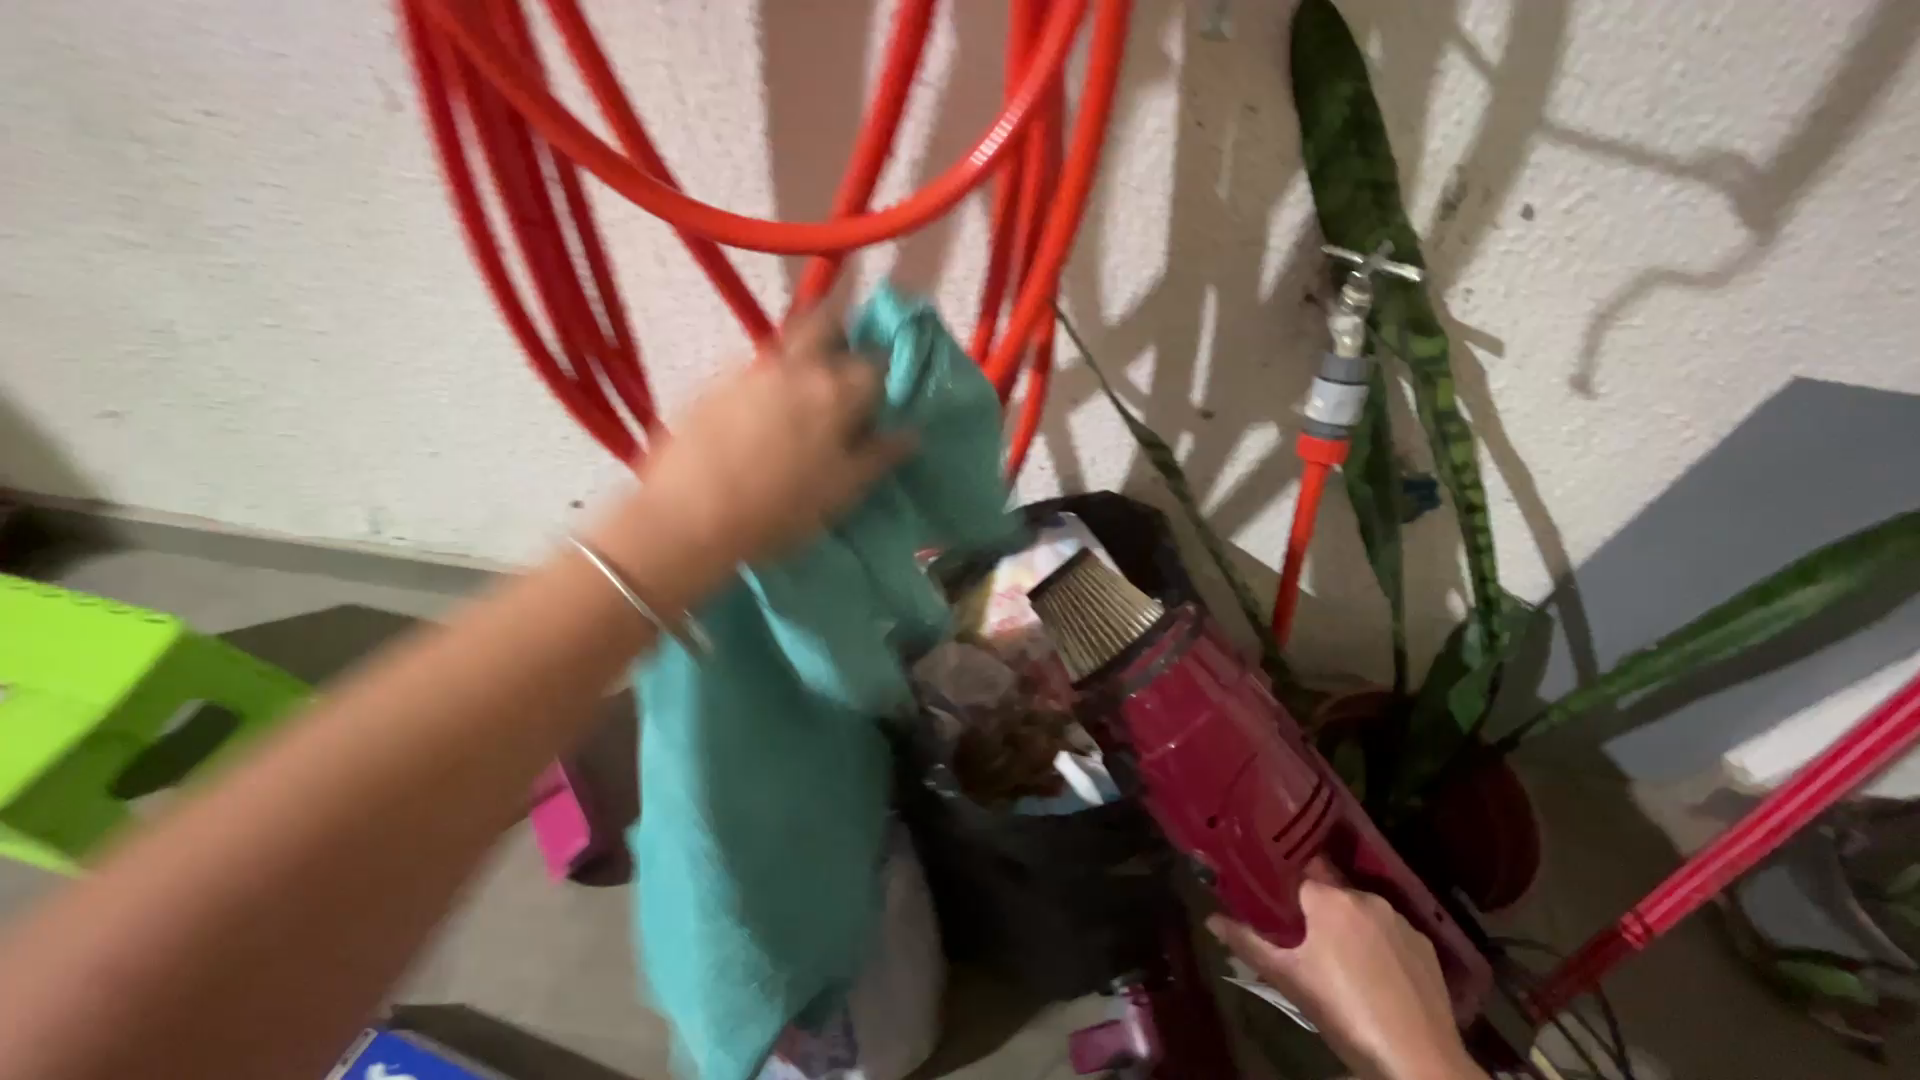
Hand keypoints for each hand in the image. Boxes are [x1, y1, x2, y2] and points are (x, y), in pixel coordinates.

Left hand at [612, 310, 916, 571]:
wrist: (687, 518)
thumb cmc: (778, 510)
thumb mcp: (841, 493)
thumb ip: (879, 457)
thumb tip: (910, 432)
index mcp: (838, 390)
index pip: (877, 362)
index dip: (884, 375)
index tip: (881, 395)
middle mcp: (798, 366)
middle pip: (827, 323)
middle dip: (843, 331)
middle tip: (845, 364)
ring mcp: (752, 369)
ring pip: (789, 344)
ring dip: (805, 356)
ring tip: (805, 393)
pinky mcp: (715, 382)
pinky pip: (756, 367)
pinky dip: (770, 378)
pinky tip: (764, 412)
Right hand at [1208, 881, 1486, 1079]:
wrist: (1417, 1058)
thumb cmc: (1343, 1012)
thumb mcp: (1288, 979)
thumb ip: (1248, 944)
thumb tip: (1211, 918)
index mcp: (1330, 899)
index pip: (1298, 877)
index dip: (1285, 891)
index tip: (1274, 906)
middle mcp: (1367, 898)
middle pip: (1331, 892)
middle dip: (1316, 910)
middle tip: (1302, 940)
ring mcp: (1401, 921)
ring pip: (1363, 911)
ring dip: (1348, 926)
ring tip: (1339, 960)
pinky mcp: (1426, 946)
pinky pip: (1391, 933)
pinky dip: (1379, 945)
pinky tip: (1374, 975)